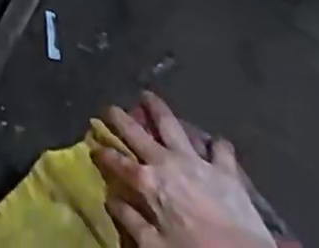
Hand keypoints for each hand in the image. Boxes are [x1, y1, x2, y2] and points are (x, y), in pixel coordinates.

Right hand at [93, 92, 274, 247]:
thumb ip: (131, 221)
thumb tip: (111, 198)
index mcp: (149, 183)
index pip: (118, 163)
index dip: (104, 153)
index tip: (94, 145)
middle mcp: (167, 162)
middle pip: (138, 133)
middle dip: (119, 118)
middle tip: (109, 107)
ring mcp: (196, 161)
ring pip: (171, 125)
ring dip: (157, 108)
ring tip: (148, 96)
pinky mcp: (224, 169)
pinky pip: (219, 149)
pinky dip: (216, 145)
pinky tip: (215, 144)